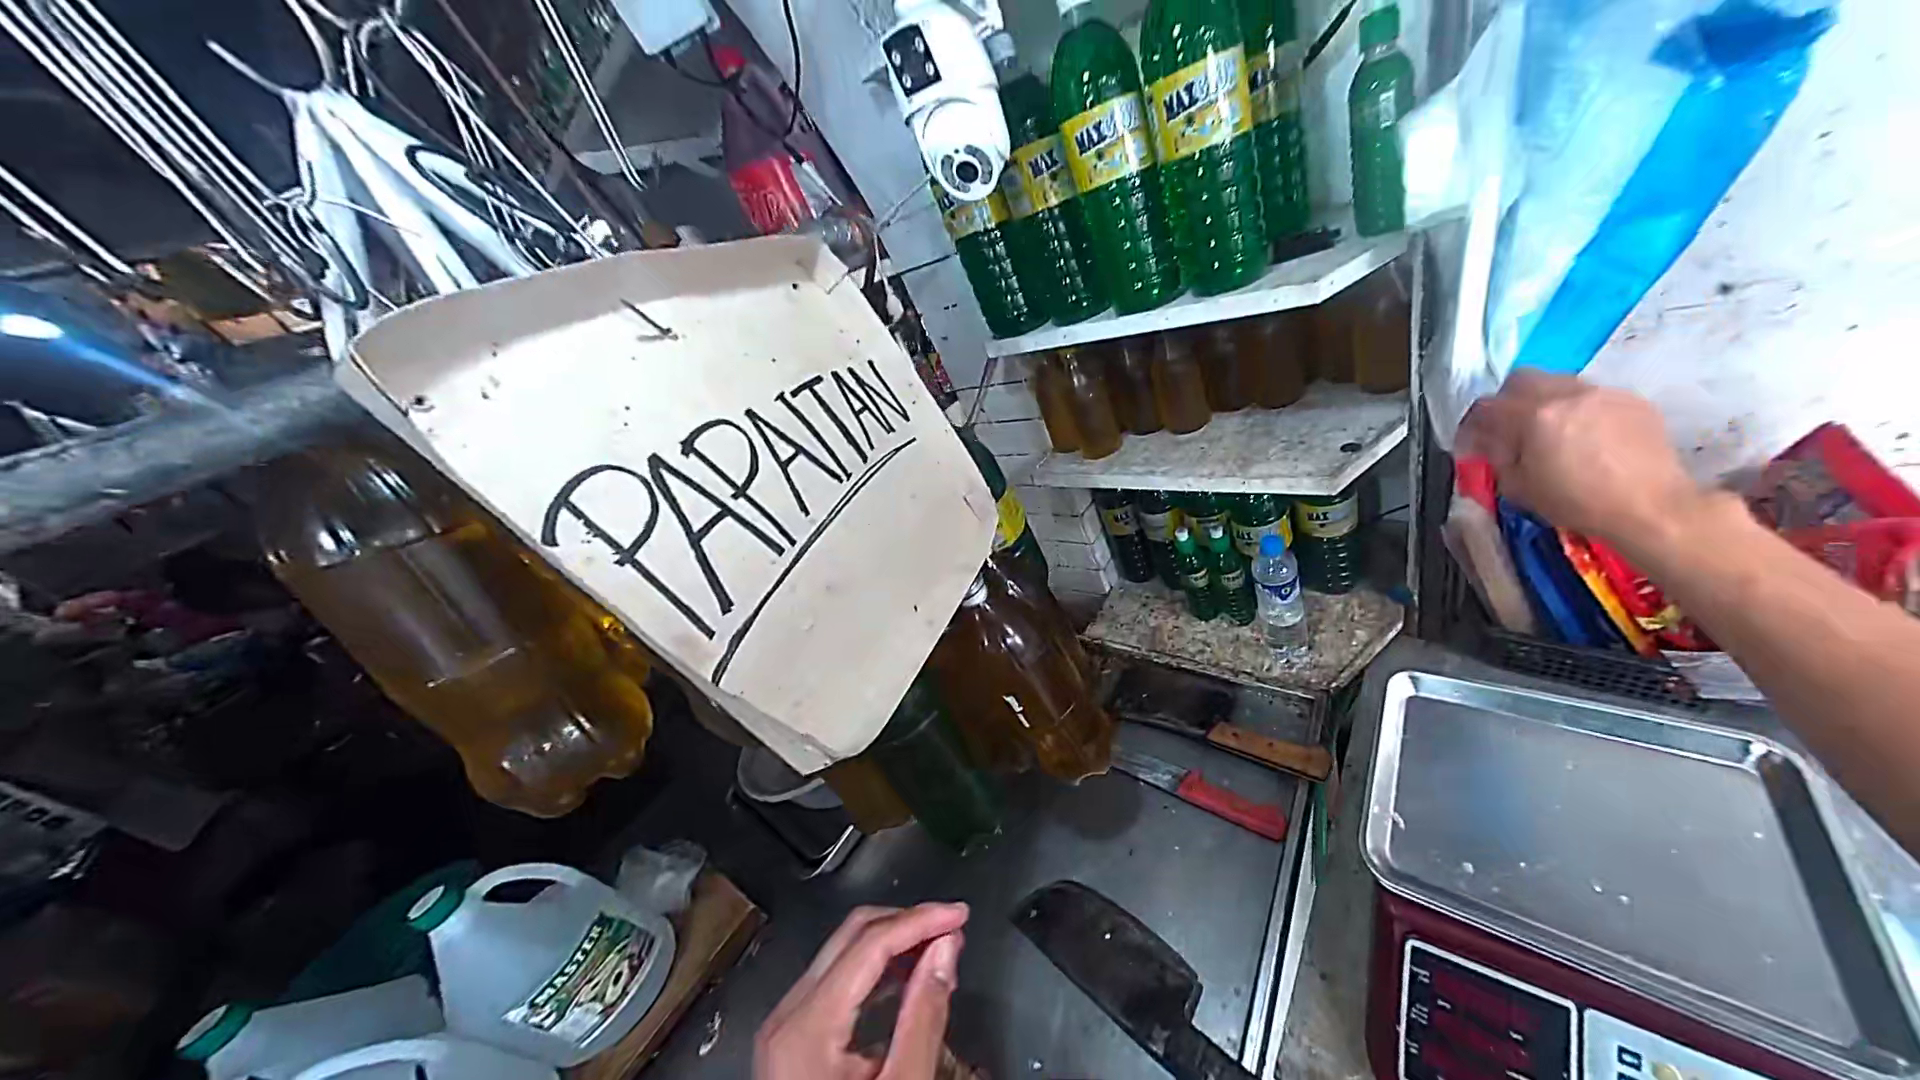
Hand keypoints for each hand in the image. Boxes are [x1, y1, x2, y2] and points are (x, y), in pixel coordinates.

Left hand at [753, 903, 968, 1079]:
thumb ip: (924, 1015)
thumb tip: (947, 946)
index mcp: (807, 1025)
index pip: (870, 943)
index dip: (920, 920)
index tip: (962, 915)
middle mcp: (788, 1011)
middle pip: (852, 936)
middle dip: (908, 924)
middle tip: (954, 929)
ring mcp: (785, 1023)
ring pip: (844, 951)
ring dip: (894, 942)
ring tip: (940, 949)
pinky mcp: (792, 1036)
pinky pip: (837, 979)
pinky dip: (876, 968)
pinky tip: (909, 976)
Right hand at [1457, 371, 1707, 550]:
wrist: (1652, 507)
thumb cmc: (1577, 502)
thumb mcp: (1517, 486)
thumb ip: (1496, 456)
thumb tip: (1488, 443)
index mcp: (1534, 416)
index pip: (1484, 408)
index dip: (1470, 427)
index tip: (1471, 445)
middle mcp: (1567, 395)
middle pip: (1520, 379)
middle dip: (1506, 401)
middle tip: (1507, 428)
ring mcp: (1603, 394)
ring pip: (1557, 383)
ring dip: (1543, 403)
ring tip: (1547, 433)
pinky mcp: (1632, 401)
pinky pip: (1590, 396)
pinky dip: (1577, 411)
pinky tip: (1583, 438)